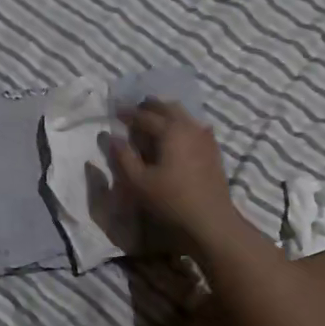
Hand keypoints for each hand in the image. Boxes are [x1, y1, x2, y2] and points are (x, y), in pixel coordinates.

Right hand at [110, 99, 241, 245]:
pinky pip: (194, 127)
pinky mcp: (212, 149)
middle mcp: (190, 127)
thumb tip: (112, 137)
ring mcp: (205, 137)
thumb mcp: (139, 182)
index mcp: (170, 131)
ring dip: (166, 113)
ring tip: (153, 121)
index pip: (145, 116)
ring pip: (183, 115)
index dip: (128, 113)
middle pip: (168, 108)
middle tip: (135, 110)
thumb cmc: (170, 200)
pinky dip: (180, 124)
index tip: (115, 111)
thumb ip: (123, 157)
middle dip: (150, 106)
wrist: (210, 219)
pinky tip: (176, 136)